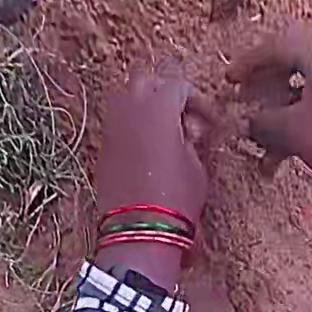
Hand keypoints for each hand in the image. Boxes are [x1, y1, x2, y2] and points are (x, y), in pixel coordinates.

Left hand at [94, 68, 215, 286]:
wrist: (139, 231)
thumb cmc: (176, 198)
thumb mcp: (197, 164)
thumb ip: (192, 137)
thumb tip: (188, 131)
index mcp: (158, 106)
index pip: (179, 85)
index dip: (199, 102)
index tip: (209, 125)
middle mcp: (129, 108)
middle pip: (146, 80)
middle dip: (165, 93)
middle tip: (183, 118)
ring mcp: (111, 127)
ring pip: (125, 97)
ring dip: (144, 106)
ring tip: (164, 131)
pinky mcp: (102, 148)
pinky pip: (117, 123)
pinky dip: (131, 126)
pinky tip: (147, 148)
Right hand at [228, 23, 311, 182]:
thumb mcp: (289, 128)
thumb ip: (261, 120)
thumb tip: (245, 121)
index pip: (278, 47)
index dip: (248, 63)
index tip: (230, 79)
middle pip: (290, 60)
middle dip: (263, 80)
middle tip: (243, 93)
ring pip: (300, 83)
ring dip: (276, 104)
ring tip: (257, 126)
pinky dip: (293, 116)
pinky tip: (277, 147)